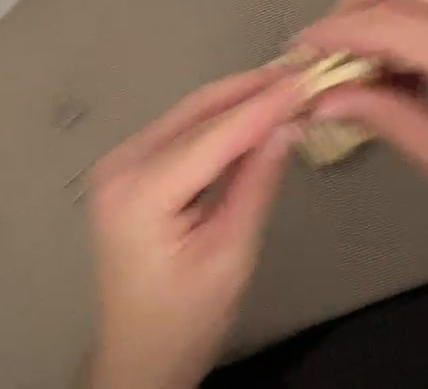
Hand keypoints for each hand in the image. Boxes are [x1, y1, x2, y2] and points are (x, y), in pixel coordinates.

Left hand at [86, 68, 302, 388]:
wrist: (138, 355)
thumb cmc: (184, 320)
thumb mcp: (230, 254)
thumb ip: (257, 183)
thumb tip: (287, 125)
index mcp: (139, 193)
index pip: (214, 135)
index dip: (264, 105)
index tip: (306, 81)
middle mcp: (121, 164)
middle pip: (198, 111)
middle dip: (252, 89)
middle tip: (301, 71)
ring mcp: (120, 161)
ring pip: (191, 113)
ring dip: (239, 97)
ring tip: (286, 84)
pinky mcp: (130, 165)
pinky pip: (182, 129)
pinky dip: (221, 117)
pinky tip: (253, 108)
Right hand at [297, 0, 427, 246]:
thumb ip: (378, 116)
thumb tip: (316, 98)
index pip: (385, 24)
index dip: (332, 33)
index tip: (295, 50)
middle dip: (348, 9)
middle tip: (320, 52)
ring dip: (372, 6)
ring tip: (350, 54)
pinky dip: (399, 8)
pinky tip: (390, 50)